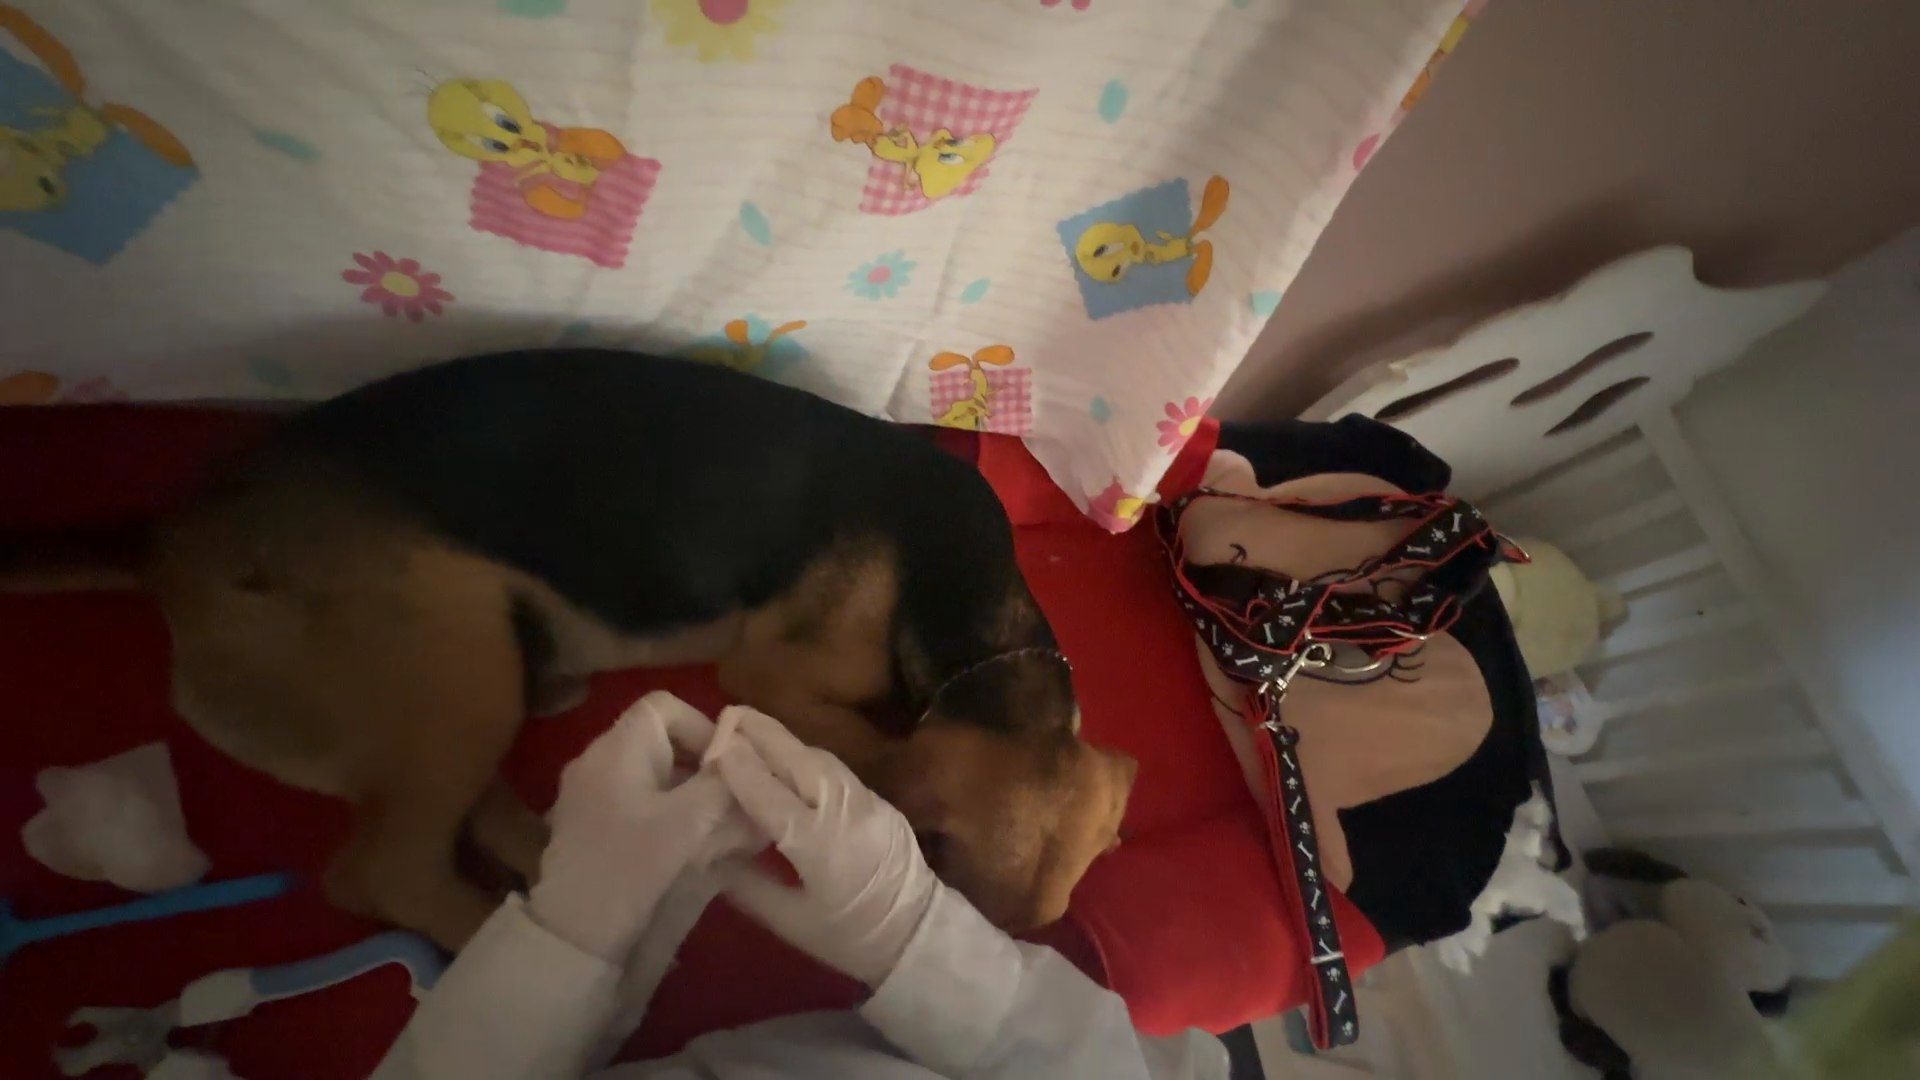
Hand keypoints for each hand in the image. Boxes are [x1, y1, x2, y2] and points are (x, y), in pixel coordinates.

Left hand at [530, 692, 744, 961]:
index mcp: (617, 748)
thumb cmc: (630, 864)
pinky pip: (638, 797)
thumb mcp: (690, 820)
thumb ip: (725, 783)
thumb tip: (753, 762)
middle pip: (661, 738)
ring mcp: (590, 792)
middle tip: (731, 793)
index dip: (702, 724)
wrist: (571, 934)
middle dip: (702, 761)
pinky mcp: (590, 823)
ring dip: (690, 788)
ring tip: (720, 820)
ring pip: (653, 770)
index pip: (664, 705)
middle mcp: (598, 759)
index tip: (725, 761)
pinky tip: (691, 840)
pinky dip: (669, 808)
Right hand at [707, 707, 937, 986]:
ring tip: (752, 727)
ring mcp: (868, 801)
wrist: (918, 933)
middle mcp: (845, 812)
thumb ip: (748, 885)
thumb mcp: (791, 922)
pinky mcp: (880, 799)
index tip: (715, 742)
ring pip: (820, 759)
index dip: (742, 767)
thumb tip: (711, 851)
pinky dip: (808, 756)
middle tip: (731, 711)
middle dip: (764, 734)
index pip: (771, 795)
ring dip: (785, 741)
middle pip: (799, 761)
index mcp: (820, 847)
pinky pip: (837, 769)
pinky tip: (789, 754)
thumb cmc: (850, 939)